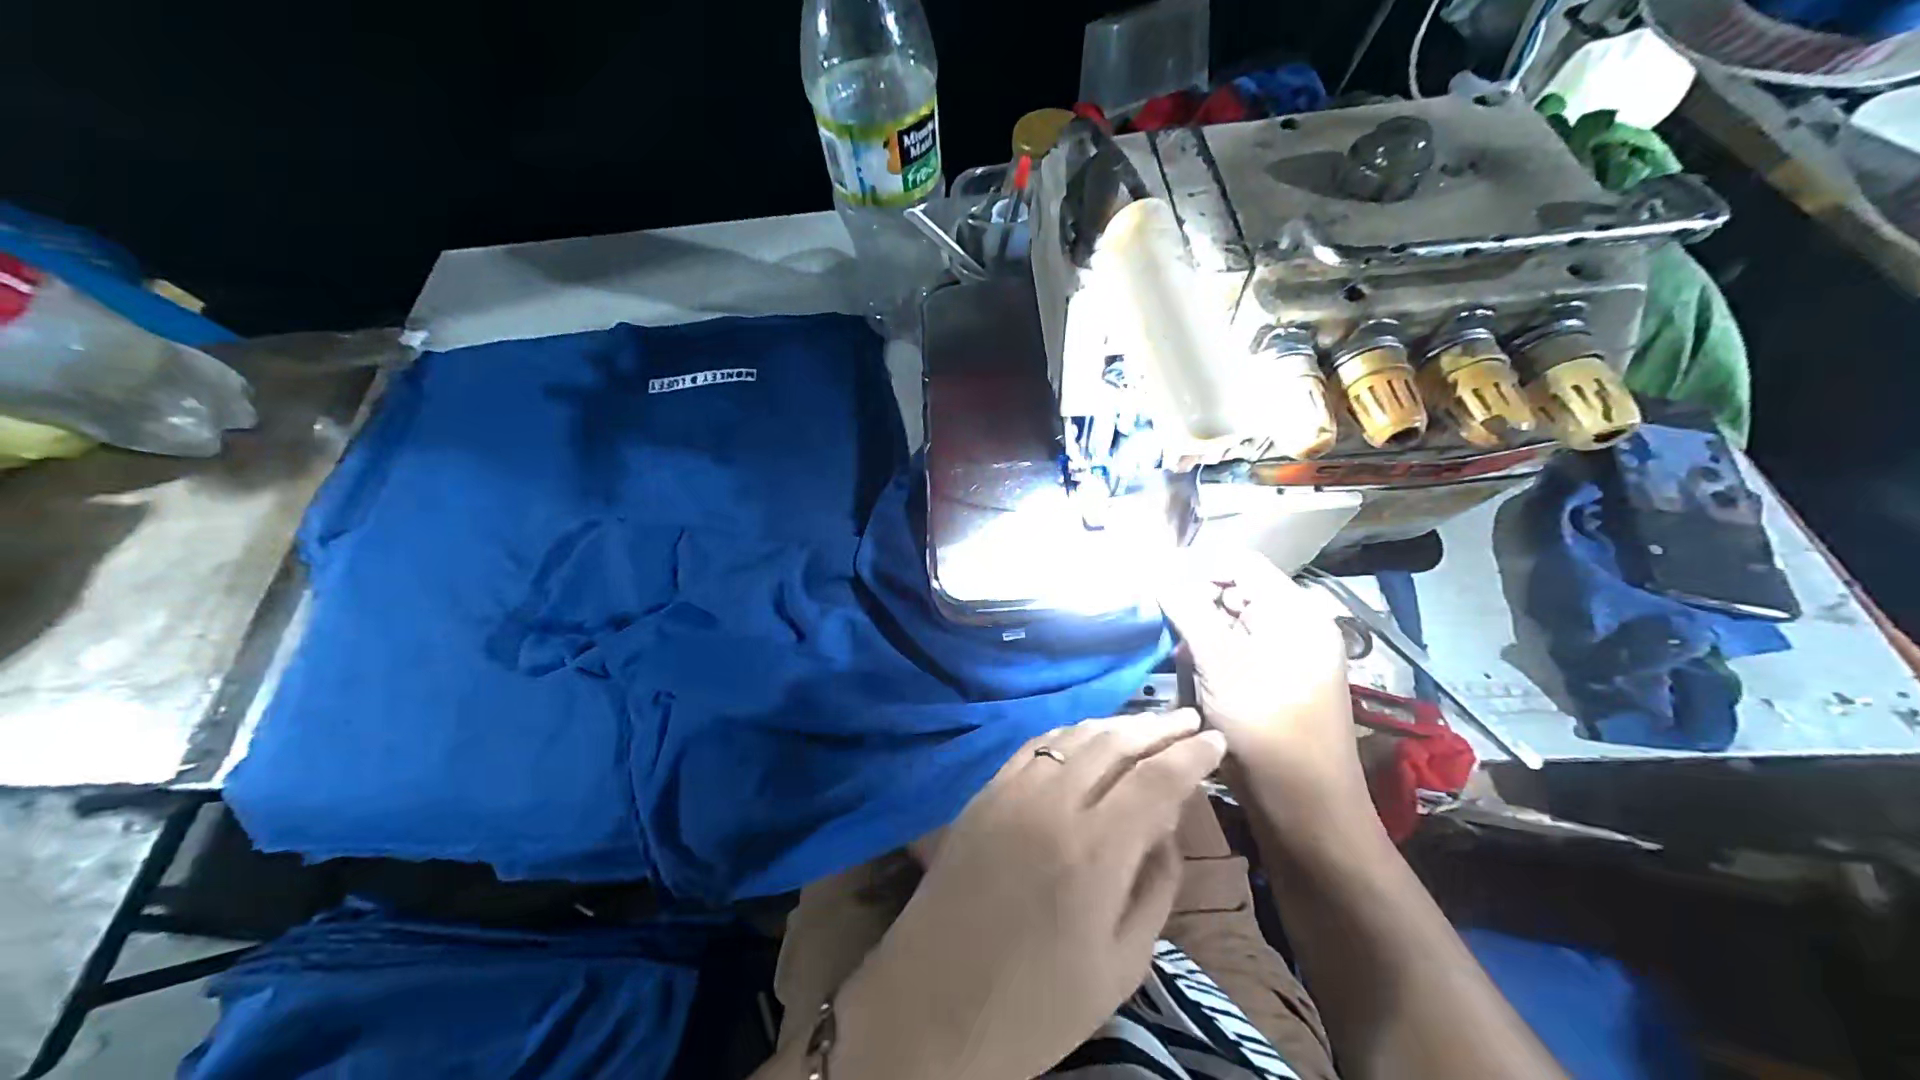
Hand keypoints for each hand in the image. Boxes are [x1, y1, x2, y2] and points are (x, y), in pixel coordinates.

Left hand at [829, 711, 1226, 1079]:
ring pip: (1074, 738)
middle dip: (1160, 727)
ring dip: (1116, 724)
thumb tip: (1167, 828)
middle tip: (1190, 719)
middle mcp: (1052, 805)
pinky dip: (1069, 735)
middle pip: (1115, 743)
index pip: (1156, 779)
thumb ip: (1155, 887)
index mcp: (1094, 852)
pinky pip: (1033, 748)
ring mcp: (1010, 794)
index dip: (1192, 755)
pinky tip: (1085, 738)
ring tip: (1147, 724)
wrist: (930, 1007)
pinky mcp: (981, 796)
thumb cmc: (1035, 1005)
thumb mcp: (1121, 965)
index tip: (1217, 740)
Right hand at [1155, 548, 1368, 812]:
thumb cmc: (1269, 732)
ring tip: (1192, 680)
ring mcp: (1283, 657)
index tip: (1164, 602)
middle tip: (1179, 651)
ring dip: (1198, 648)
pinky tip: (1201, 694)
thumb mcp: (1223, 665)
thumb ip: (1191, 612)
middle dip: (1195, 617)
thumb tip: (1161, 576)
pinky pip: (1231, 657)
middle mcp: (1293, 627)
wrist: (1306, 811)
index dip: (1198, 573)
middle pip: (1230, 595)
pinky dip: (1209, 668)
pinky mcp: (1270, 683)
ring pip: (1224, 629)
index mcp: (1295, 612)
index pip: (1239, 564)